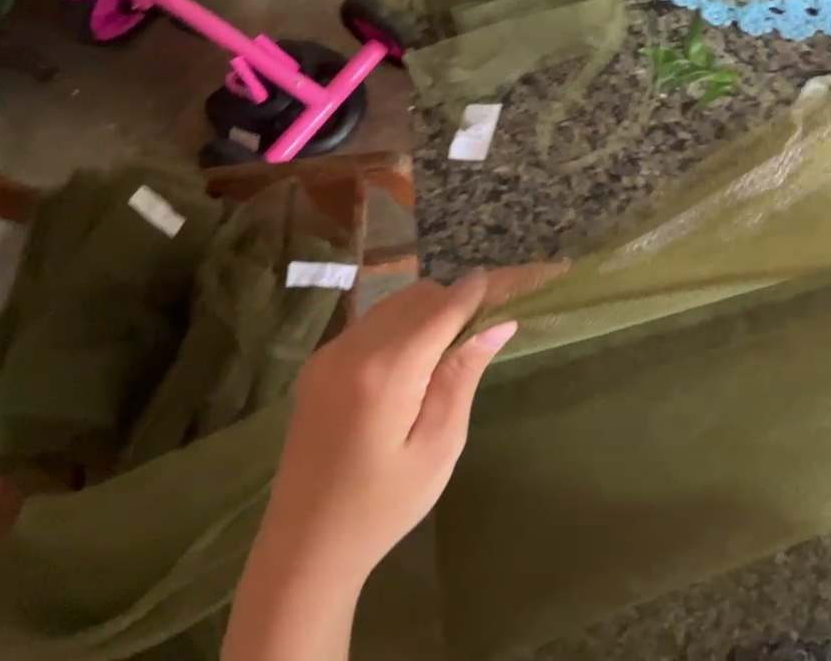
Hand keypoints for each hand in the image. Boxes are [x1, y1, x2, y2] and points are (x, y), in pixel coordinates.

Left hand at [259, 265, 557, 583]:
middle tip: (493, 327)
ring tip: (460, 346)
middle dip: (461, 301)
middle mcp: (351, 349)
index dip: (486, 290)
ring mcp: (329, 355)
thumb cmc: (385, 505)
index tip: (525, 281)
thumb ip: (464, 375)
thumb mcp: (440, 445)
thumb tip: (499, 323)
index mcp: (385, 371)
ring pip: (396, 304)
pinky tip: (420, 362)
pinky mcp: (319, 367)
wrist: (305, 547)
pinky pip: (373, 324)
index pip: (446, 305)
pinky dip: (405, 326)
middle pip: (421, 296)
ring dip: (433, 311)